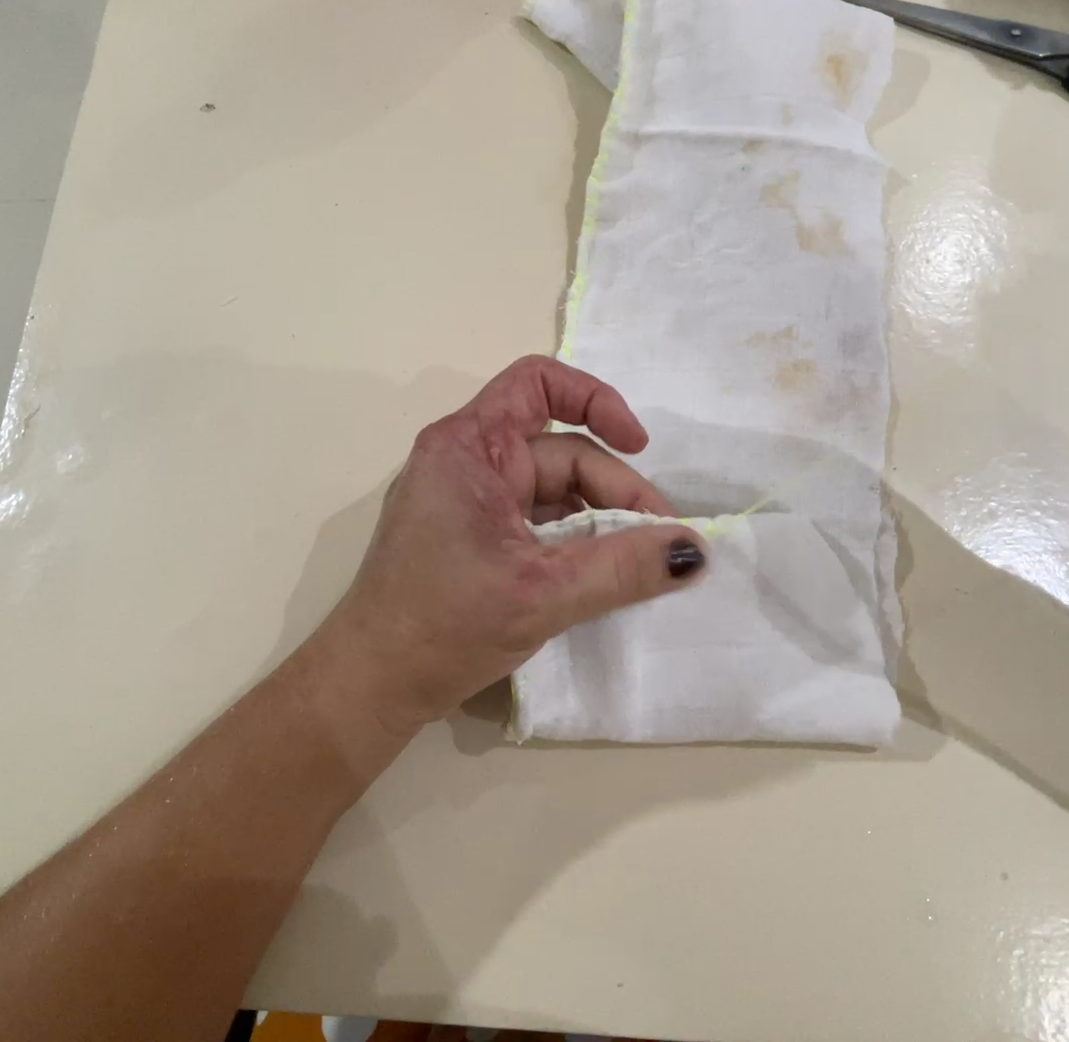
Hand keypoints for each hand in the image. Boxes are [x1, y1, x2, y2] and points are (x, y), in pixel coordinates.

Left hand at [308, 356, 707, 737]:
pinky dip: (573, 543)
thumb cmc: (443, 627)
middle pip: (559, 452)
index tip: (639, 446)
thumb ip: (622, 568)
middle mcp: (466, 462)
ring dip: (599, 523)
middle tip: (661, 546)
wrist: (372, 684)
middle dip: (614, 492)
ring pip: (552, 494)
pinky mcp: (472, 538)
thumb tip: (696, 551)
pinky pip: (536, 523)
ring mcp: (468, 501)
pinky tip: (603, 575)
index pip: (537, 385)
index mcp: (468, 448)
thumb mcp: (542, 594)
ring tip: (641, 566)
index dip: (596, 400)